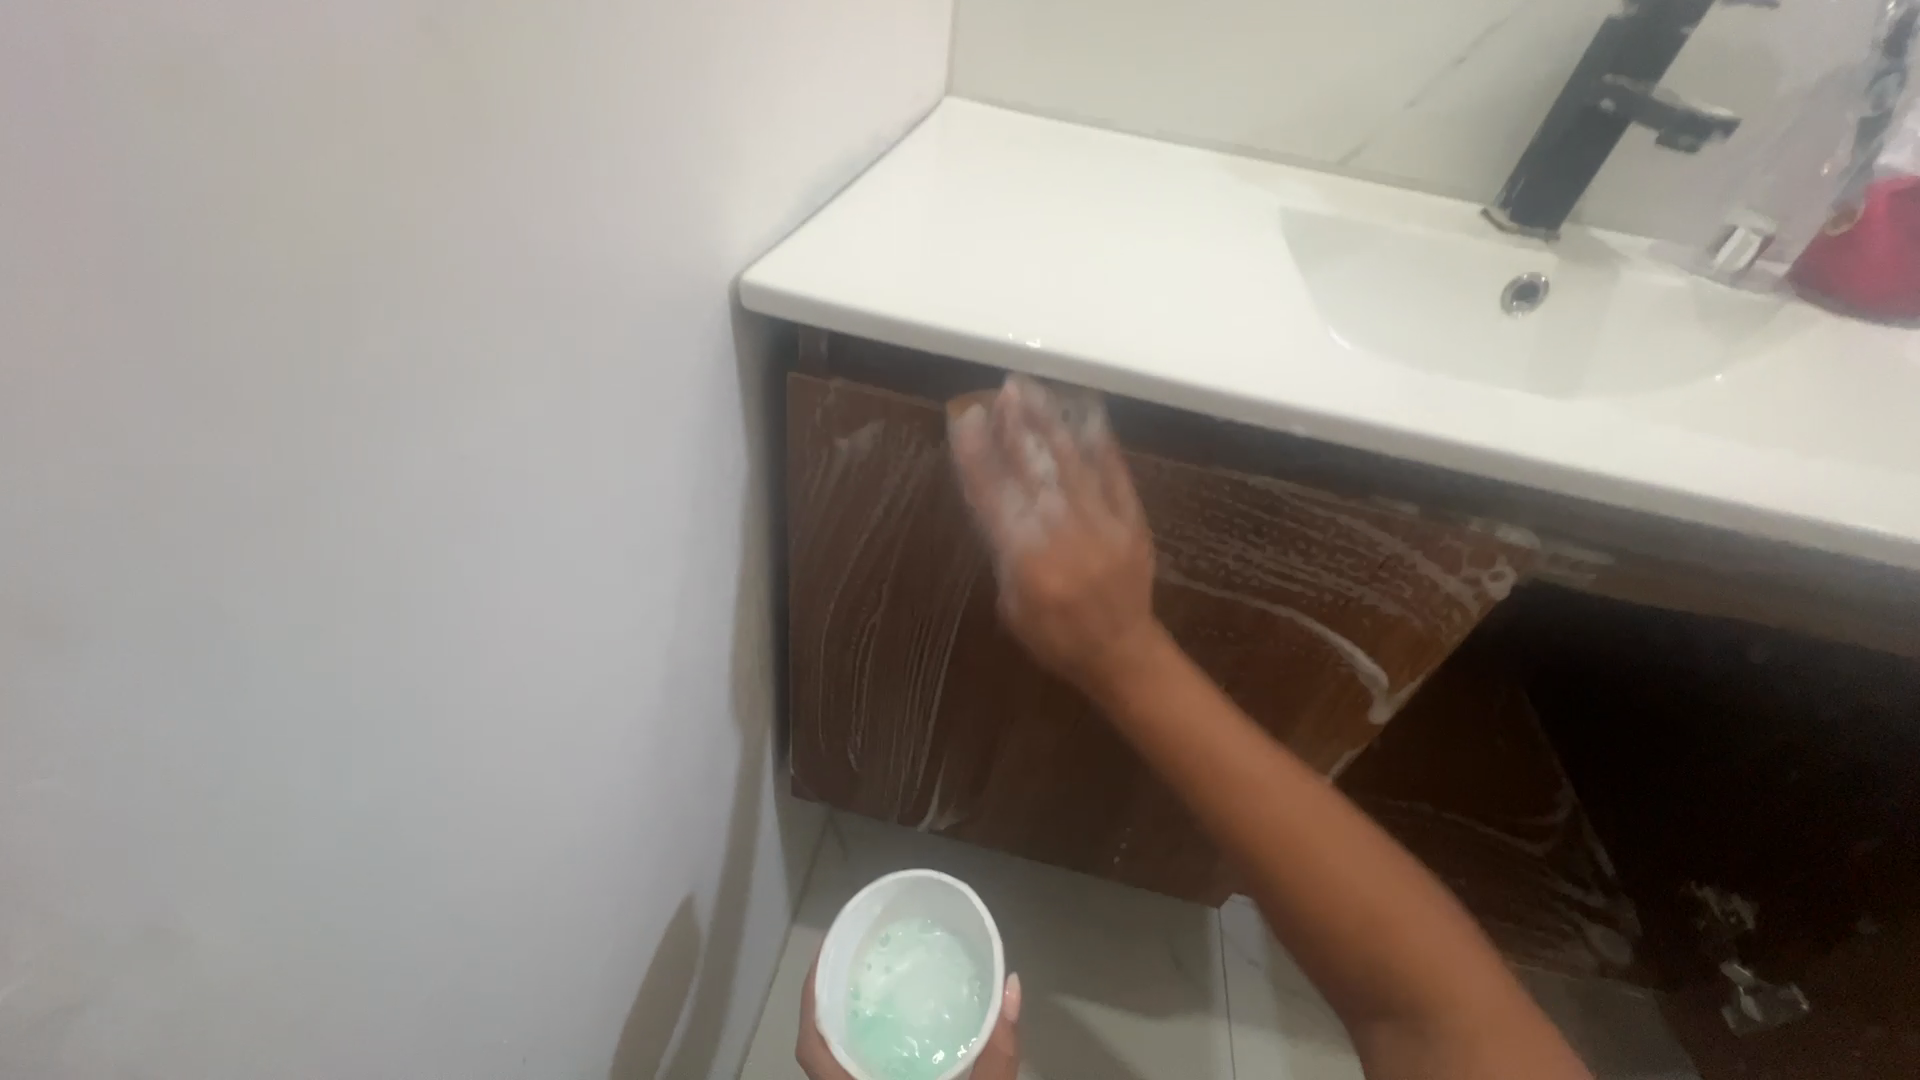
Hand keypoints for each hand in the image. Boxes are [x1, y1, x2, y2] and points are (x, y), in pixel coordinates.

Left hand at [797, 951, 1021, 1079]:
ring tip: (872, 987)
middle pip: (819, 1055)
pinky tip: (891, 1039)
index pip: (811, 1049)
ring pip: (834, 1071)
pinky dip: (862, 1055)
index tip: (825, 956)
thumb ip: (997, 1057)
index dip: (810, 1000)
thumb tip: (1011, 987)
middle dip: (830, 1006)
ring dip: (844, 1031)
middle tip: (857, 959)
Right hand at [948, 376, 1162, 696]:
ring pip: (1072, 464)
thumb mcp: (1012, 604)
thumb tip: (996, 501)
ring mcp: (1103, 525)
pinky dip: (1100, 442)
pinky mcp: (1132, 522)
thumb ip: (1004, 552)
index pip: (994, 498)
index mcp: (1028, 562)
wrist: (1121, 652)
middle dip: (1018, 427)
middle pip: (1035, 472)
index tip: (965, 420)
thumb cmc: (1055, 637)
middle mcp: (1064, 537)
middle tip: (1006, 390)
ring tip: (1035, 392)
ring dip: (1051, 424)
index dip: (977, 457)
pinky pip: (1115, 474)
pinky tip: (1086, 413)